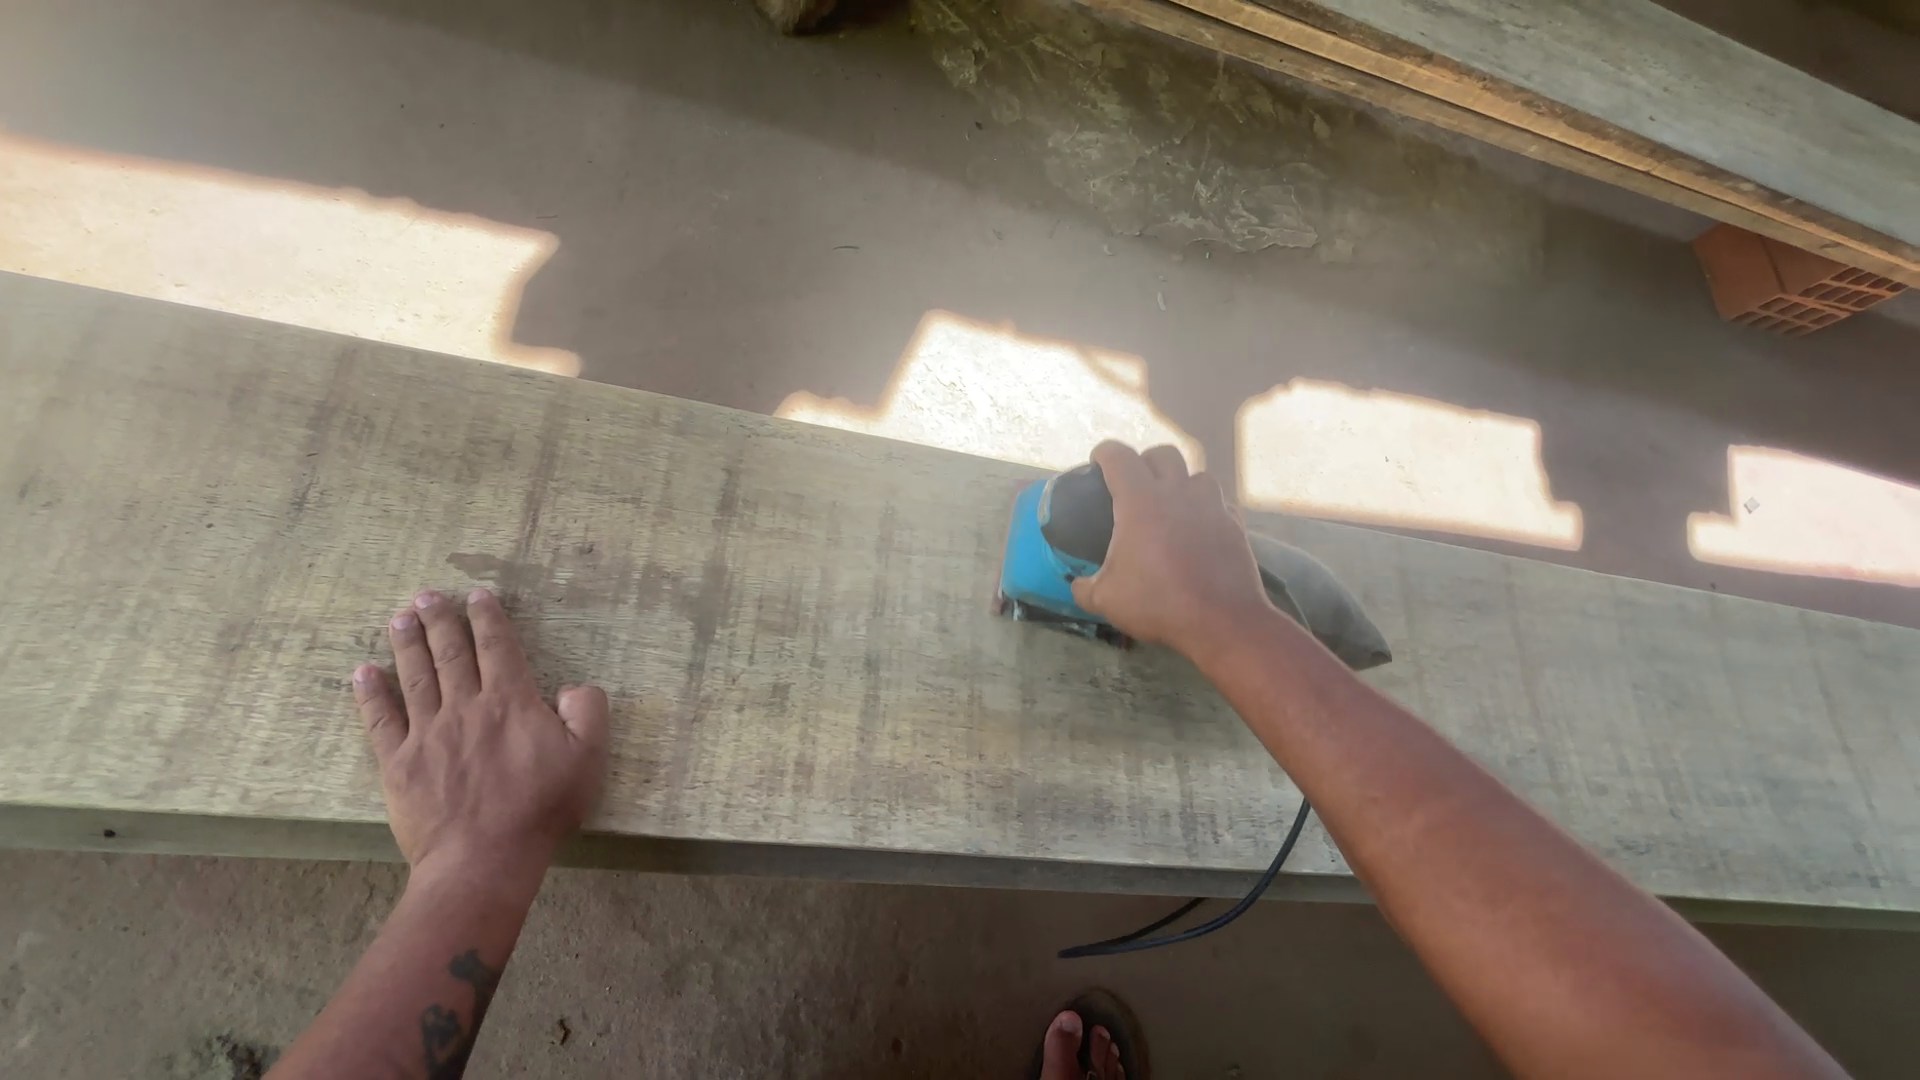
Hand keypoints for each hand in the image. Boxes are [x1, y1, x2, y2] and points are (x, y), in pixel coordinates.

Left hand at [351, 588, 609, 881]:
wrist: (484, 857)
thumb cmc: (543, 806)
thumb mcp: (590, 756)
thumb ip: (589, 711)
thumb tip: (574, 687)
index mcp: (511, 702)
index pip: (499, 648)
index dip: (488, 619)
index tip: (478, 596)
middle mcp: (466, 707)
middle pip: (452, 654)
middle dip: (441, 620)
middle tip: (428, 594)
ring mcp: (428, 734)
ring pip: (415, 677)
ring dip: (407, 643)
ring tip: (401, 616)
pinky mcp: (399, 763)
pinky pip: (380, 720)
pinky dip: (370, 694)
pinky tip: (364, 672)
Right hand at [1069, 441, 1273, 656]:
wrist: (1222, 622)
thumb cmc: (1158, 603)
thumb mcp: (1106, 600)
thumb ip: (1084, 587)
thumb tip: (1076, 583)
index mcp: (1140, 501)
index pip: (1119, 457)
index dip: (1104, 453)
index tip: (1097, 461)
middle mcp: (1178, 493)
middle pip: (1163, 454)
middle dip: (1145, 460)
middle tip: (1135, 482)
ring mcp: (1211, 506)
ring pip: (1196, 475)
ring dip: (1181, 482)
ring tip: (1171, 504)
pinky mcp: (1234, 524)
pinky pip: (1218, 503)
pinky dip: (1205, 508)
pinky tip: (1198, 528)